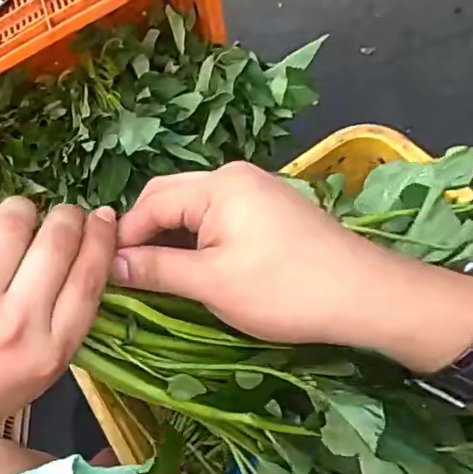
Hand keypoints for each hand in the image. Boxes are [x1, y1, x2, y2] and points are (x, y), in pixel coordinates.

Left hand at [0, 193, 115, 443]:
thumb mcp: (38, 372)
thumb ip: (63, 321)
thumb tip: (83, 256)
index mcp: (51, 350)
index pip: (90, 276)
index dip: (101, 237)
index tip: (101, 218)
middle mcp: (18, 322)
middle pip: (58, 241)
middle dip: (67, 215)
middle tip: (60, 214)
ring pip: (14, 220)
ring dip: (22, 209)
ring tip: (16, 216)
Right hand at [113, 162, 472, 369]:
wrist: (368, 298)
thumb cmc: (285, 290)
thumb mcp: (211, 283)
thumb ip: (155, 269)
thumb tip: (109, 266)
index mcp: (217, 185)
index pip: (149, 203)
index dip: (123, 239)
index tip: (104, 274)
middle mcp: (232, 176)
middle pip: (167, 198)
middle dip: (143, 234)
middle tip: (128, 276)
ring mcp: (253, 190)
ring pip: (190, 208)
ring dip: (169, 238)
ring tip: (155, 276)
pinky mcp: (268, 209)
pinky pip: (215, 217)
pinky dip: (195, 240)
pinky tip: (191, 268)